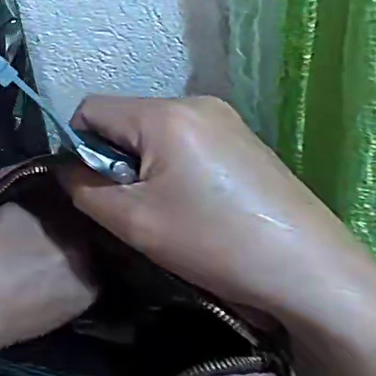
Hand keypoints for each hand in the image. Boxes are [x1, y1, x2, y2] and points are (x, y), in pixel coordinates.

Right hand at [60, 96, 375, 325]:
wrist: (311, 272)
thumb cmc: (215, 243)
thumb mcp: (134, 222)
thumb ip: (84, 189)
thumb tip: (64, 169)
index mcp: (166, 114)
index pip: (91, 109)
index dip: (76, 147)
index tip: (92, 192)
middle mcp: (195, 103)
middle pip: (126, 120)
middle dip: (114, 161)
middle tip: (132, 210)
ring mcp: (225, 120)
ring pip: (155, 134)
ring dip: (144, 168)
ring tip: (167, 214)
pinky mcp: (244, 141)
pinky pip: (187, 143)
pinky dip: (174, 170)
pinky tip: (197, 209)